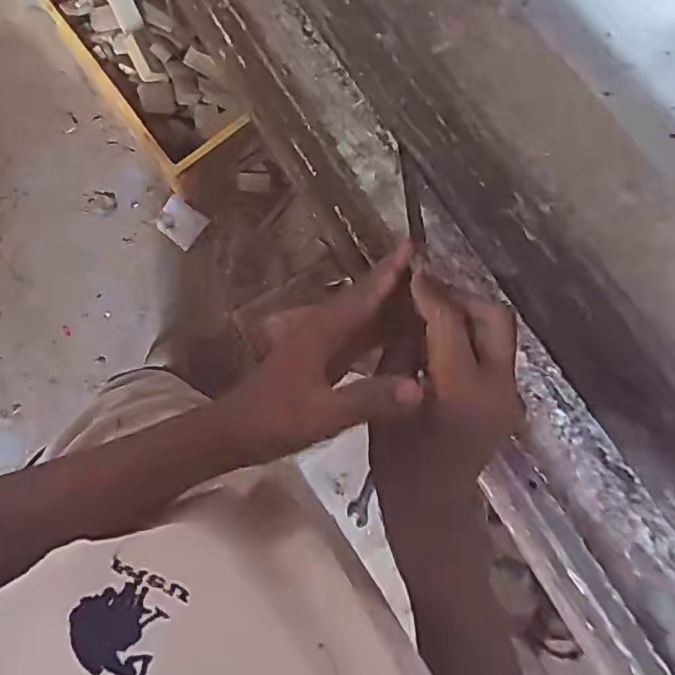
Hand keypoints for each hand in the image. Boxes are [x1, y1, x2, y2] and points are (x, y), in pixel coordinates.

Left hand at [210, 244, 425, 464]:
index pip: (363, 295)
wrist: (234, 431)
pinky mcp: (319, 363)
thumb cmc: (273, 419)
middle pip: (365, 301)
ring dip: (391, 309)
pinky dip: (381, 336)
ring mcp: (318, 346)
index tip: (414, 243)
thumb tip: (419, 387)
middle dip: (398, 284)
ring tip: (430, 300)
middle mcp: (320, 330)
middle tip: (439, 270)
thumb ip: (368, 400)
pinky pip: (357, 341)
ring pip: (362, 320)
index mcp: (320, 332)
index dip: (389, 271)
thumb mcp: (322, 414)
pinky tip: (402, 342)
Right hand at [371, 270, 522, 502]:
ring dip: (466, 311)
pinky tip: (438, 335)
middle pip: (494, 316)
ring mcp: (510, 394)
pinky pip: (493, 350)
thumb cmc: (397, 457)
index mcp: (461, 389)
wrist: (432, 505)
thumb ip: (403, 347)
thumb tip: (408, 308)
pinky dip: (468, 332)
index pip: (451, 320)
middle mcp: (498, 388)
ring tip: (428, 308)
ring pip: (499, 330)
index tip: (411, 266)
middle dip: (459, 294)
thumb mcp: (389, 394)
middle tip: (423, 291)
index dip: (430, 289)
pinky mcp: (509, 399)